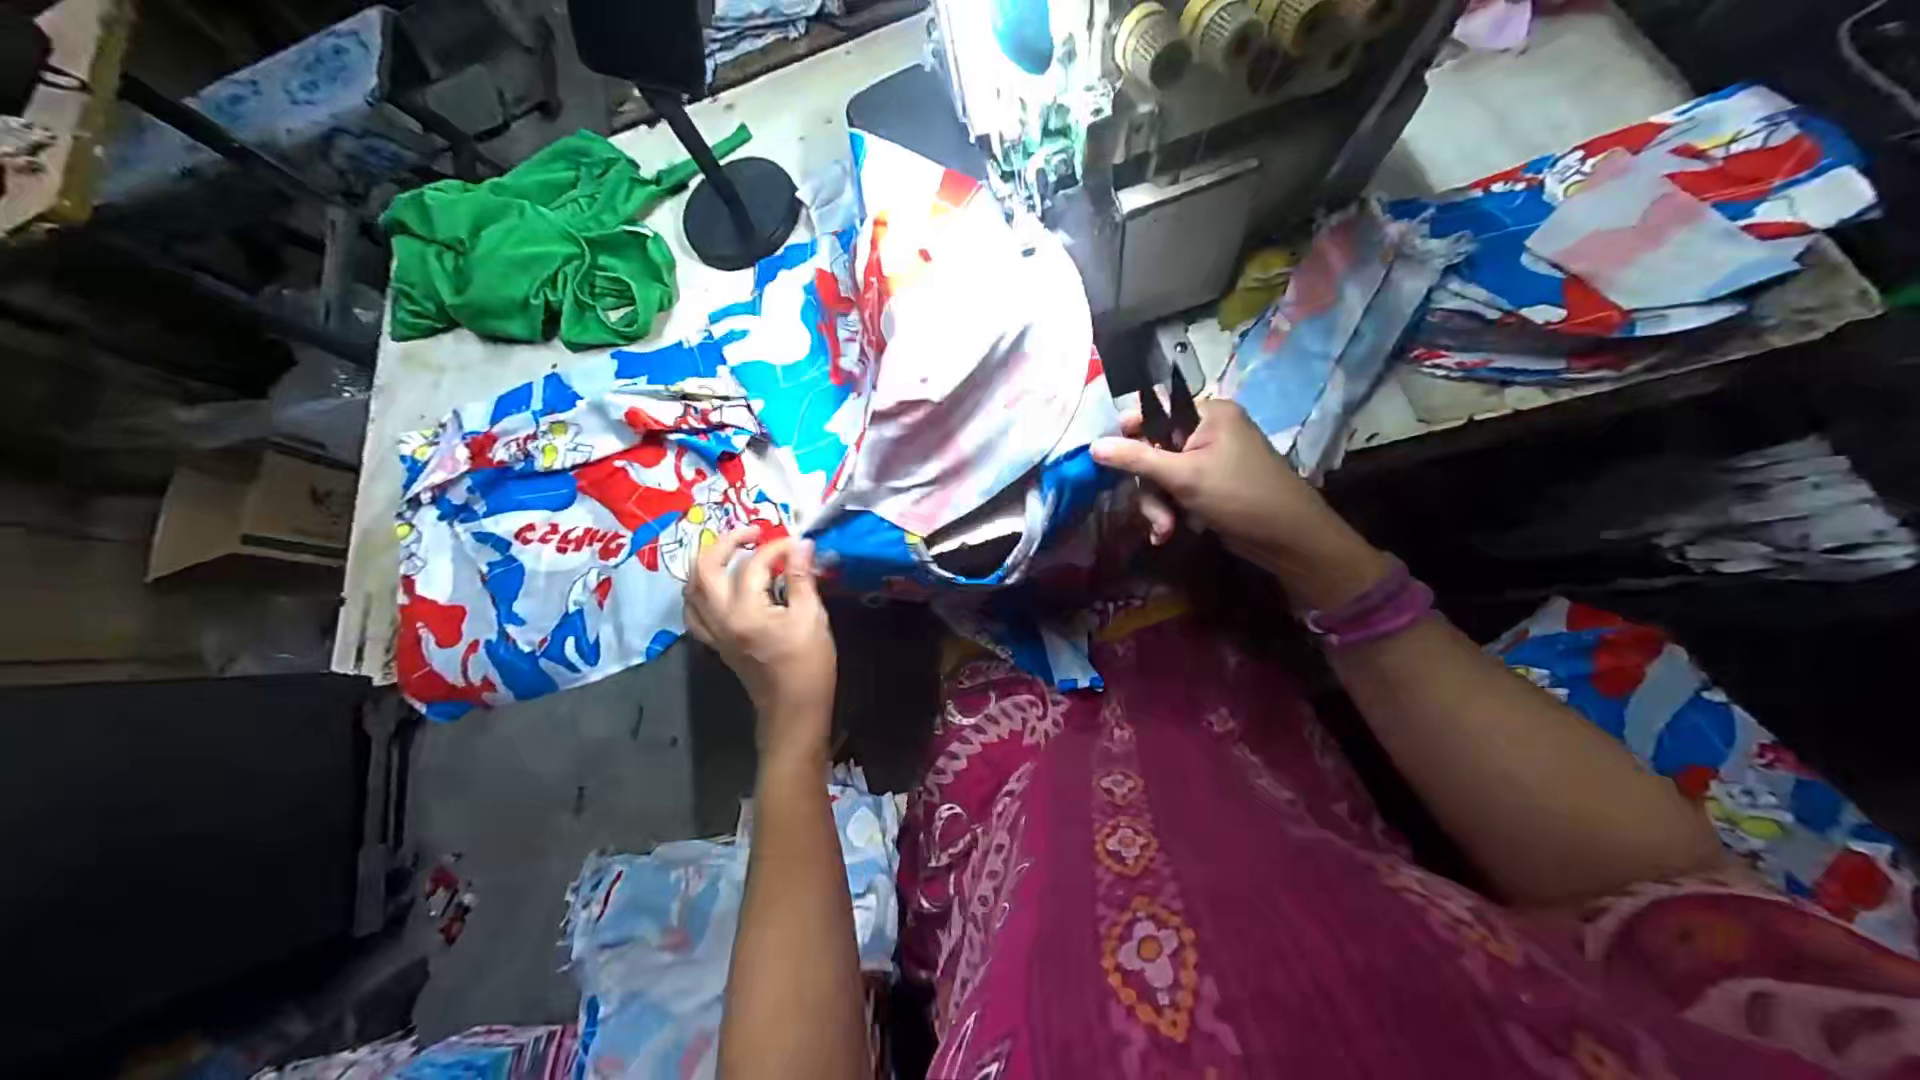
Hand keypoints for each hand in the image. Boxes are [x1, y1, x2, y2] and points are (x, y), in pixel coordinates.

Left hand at [684, 528, 836, 765]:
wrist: (793, 710)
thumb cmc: (808, 665)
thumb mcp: (811, 617)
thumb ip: (801, 578)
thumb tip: (801, 544)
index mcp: (745, 612)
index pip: (754, 565)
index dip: (777, 548)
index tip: (798, 543)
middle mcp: (720, 618)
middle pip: (705, 568)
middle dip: (727, 542)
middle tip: (753, 532)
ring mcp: (713, 631)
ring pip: (692, 588)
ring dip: (709, 563)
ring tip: (734, 552)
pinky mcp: (715, 642)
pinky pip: (694, 610)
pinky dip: (702, 591)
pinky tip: (721, 586)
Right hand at [1090, 399, 1391, 609]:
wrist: (1288, 539)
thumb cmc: (1239, 496)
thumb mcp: (1183, 477)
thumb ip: (1136, 459)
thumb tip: (1093, 446)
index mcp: (1207, 413)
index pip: (1154, 410)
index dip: (1130, 434)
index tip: (1110, 459)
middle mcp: (1206, 430)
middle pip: (1153, 449)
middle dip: (1150, 487)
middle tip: (1157, 515)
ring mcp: (1208, 458)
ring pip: (1161, 475)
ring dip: (1158, 505)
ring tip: (1166, 531)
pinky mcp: (1208, 484)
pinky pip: (1175, 490)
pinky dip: (1171, 510)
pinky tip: (1171, 532)